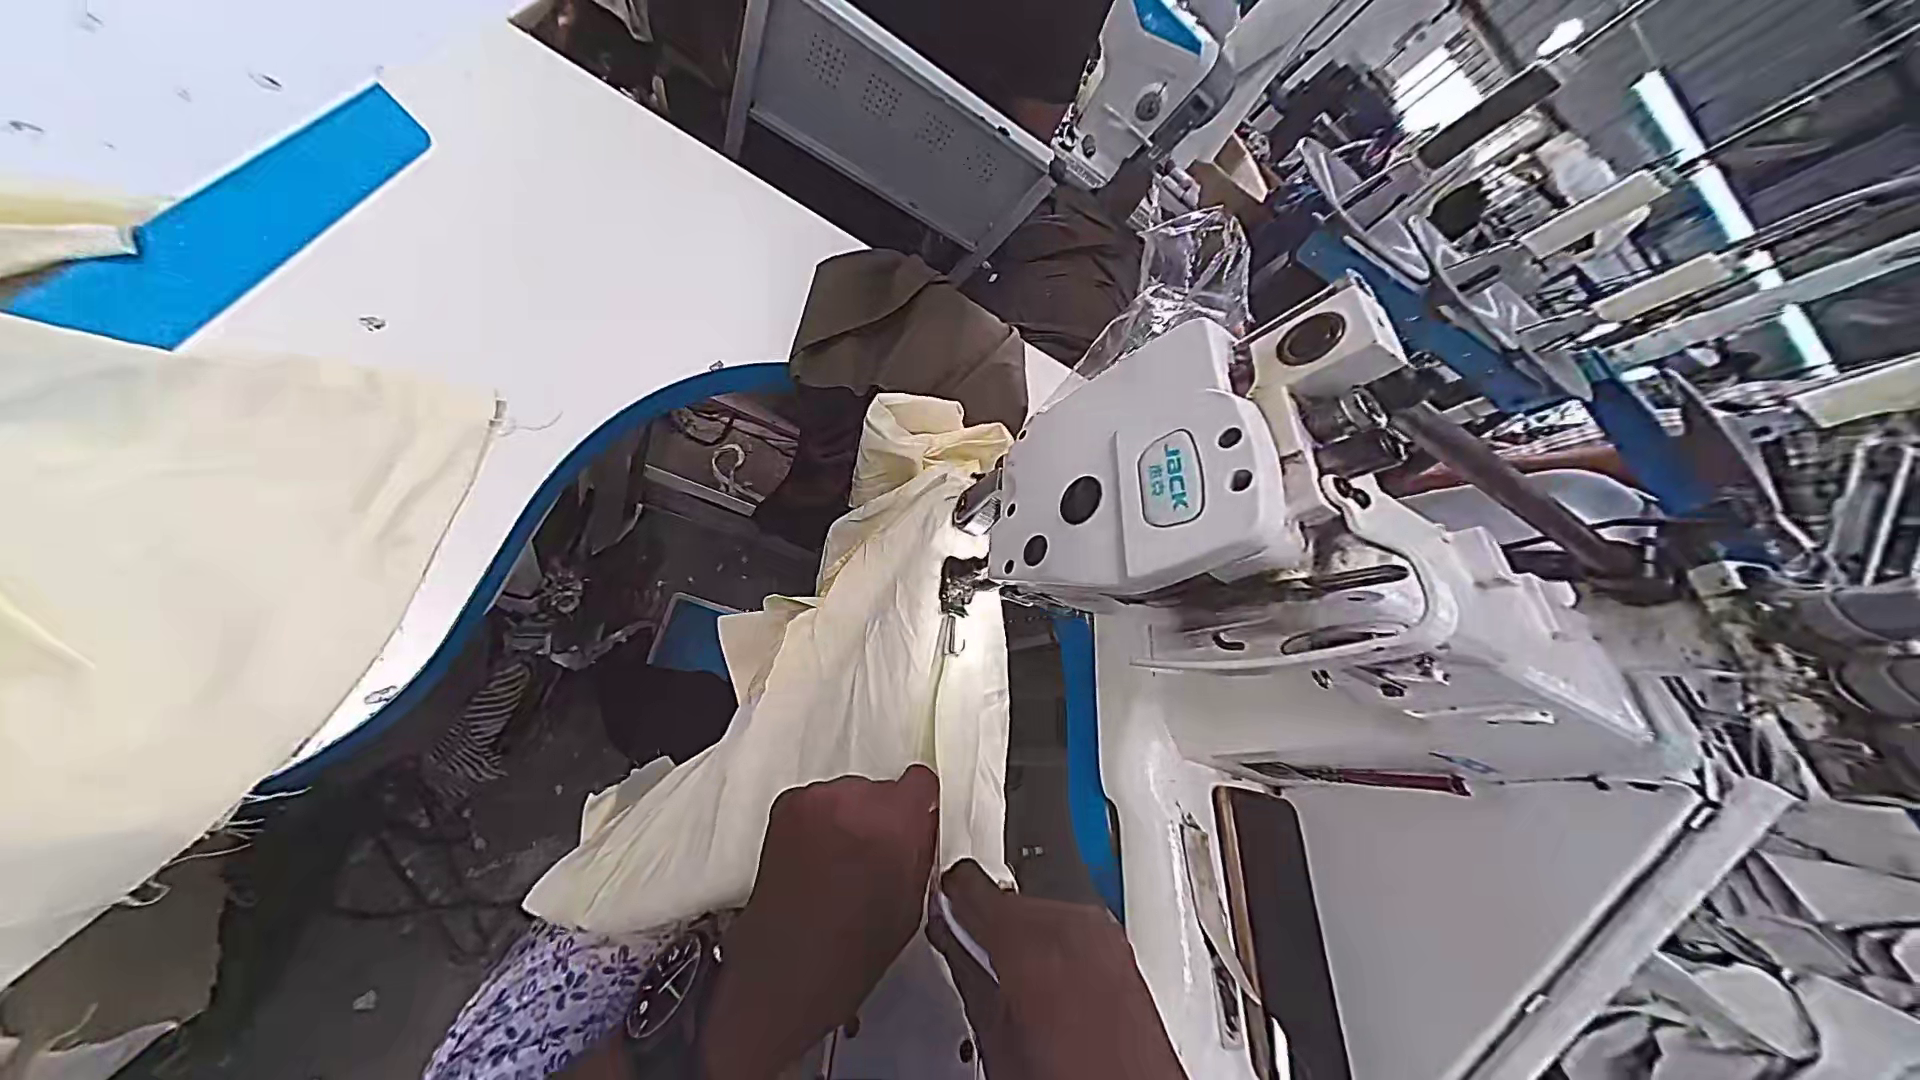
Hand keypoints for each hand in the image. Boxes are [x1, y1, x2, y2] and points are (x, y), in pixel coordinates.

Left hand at [698, 766, 939, 1079]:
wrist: (785, 969)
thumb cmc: (854, 948)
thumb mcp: (913, 899)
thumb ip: (922, 847)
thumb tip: (923, 821)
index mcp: (897, 821)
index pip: (921, 781)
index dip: (918, 804)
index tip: (913, 820)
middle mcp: (858, 797)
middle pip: (882, 790)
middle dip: (881, 816)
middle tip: (871, 855)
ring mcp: (818, 798)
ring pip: (849, 793)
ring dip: (848, 816)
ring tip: (838, 861)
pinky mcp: (788, 804)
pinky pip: (817, 800)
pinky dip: (818, 820)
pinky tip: (814, 856)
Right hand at [928, 860, 1187, 1079]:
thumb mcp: (993, 1033)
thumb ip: (964, 966)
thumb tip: (947, 930)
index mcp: (1026, 938)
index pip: (970, 882)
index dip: (949, 893)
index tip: (944, 903)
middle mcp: (1067, 920)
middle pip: (1006, 892)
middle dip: (986, 915)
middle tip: (971, 946)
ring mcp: (1097, 928)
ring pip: (1038, 902)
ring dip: (1021, 925)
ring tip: (1013, 972)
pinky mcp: (1117, 941)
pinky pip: (1070, 918)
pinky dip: (1052, 935)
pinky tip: (1046, 975)